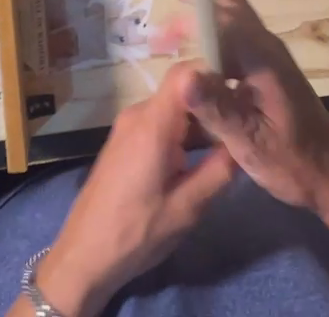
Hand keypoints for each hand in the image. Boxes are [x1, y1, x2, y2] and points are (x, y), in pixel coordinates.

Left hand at [34, 63, 236, 316]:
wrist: (83, 255)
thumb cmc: (135, 233)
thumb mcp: (186, 209)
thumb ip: (218, 172)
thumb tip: (243, 144)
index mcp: (152, 123)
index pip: (186, 74)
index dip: (216, 76)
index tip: (243, 94)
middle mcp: (138, 114)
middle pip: (182, 91)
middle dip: (213, 104)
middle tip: (245, 125)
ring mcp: (128, 126)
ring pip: (173, 108)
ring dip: (199, 123)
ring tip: (230, 143)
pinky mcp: (125, 141)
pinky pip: (159, 123)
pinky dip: (183, 134)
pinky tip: (201, 157)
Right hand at [145, 0, 328, 214]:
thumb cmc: (293, 162)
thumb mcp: (250, 141)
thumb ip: (217, 107)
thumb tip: (183, 76)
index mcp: (262, 59)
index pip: (221, 14)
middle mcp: (266, 48)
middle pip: (225, 4)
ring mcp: (268, 58)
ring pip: (229, 19)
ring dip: (196, 14)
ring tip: (161, 29)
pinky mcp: (266, 71)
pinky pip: (232, 39)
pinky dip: (206, 35)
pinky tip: (188, 53)